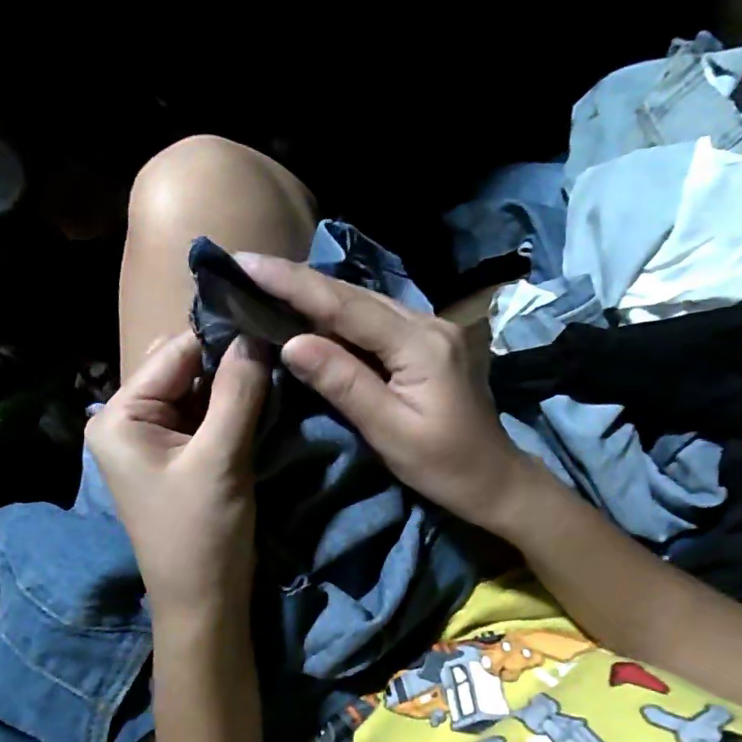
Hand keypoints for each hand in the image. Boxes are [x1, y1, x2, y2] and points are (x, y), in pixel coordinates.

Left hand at [85, 332, 268, 618]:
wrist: (204, 601)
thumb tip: (255, 335)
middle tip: (278, 348)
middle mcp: (127, 419)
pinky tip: (262, 400)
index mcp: (120, 416)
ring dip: (234, 384)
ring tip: (277, 370)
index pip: (174, 354)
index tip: (270, 324)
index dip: (222, 338)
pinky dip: (231, 407)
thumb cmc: (203, 533)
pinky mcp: (177, 455)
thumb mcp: (221, 459)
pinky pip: (205, 415)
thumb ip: (237, 393)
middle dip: (228, 361)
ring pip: (198, 390)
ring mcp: (152, 438)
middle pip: (183, 368)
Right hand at [235, 252, 539, 531]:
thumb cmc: (445, 466)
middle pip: (356, 295)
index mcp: (420, 344)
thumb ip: (343, 383)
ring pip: (367, 303)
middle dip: (300, 281)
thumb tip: (291, 342)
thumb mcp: (390, 431)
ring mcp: (434, 330)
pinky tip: (317, 313)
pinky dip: (343, 315)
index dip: (293, 284)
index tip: (246, 263)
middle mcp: (429, 324)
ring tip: (270, 284)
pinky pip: (380, 320)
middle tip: (247, 268)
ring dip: (319, 294)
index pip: (345, 306)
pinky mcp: (432, 343)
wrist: (496, 479)